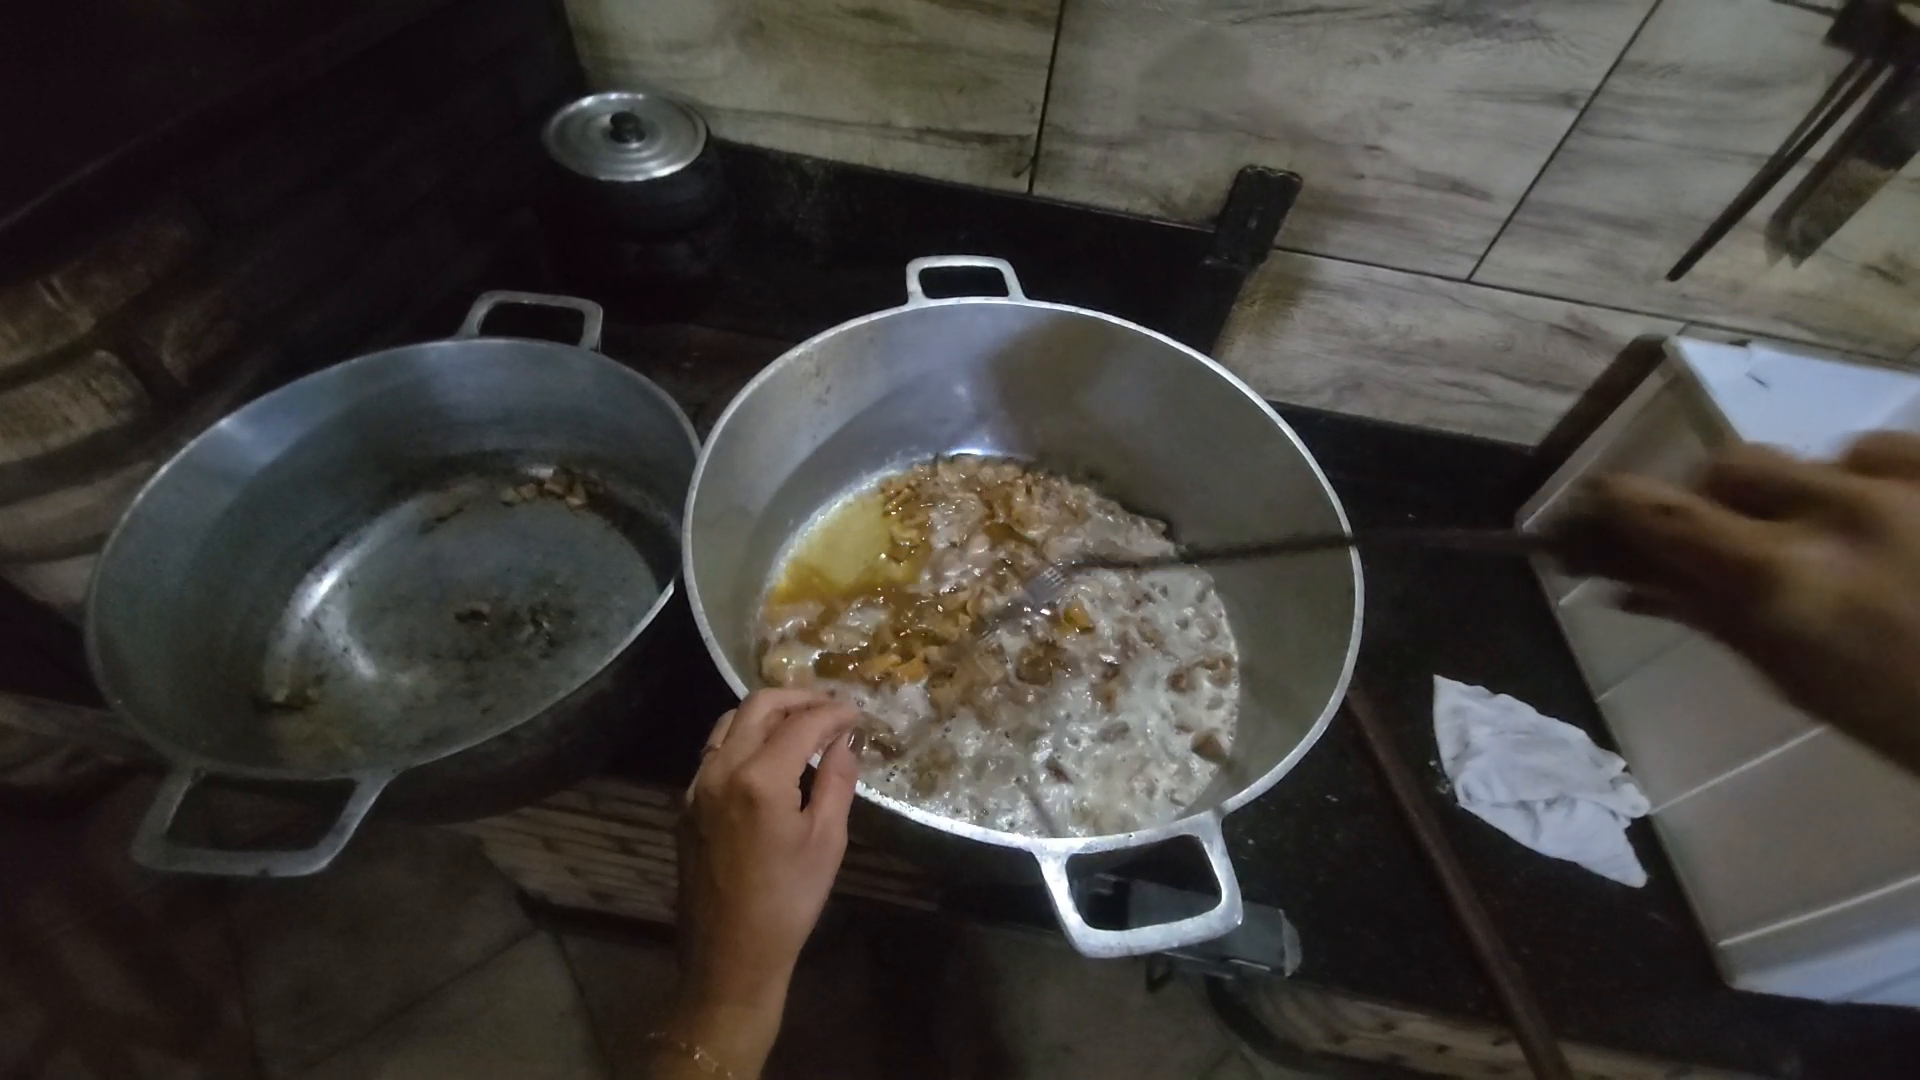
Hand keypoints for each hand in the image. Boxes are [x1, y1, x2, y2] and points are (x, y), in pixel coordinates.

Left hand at [652, 689, 861, 1079]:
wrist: (729, 956)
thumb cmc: (788, 901)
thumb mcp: (827, 840)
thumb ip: (837, 779)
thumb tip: (844, 741)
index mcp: (760, 778)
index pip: (803, 723)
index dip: (834, 712)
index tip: (857, 714)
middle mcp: (722, 769)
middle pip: (760, 705)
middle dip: (799, 698)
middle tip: (831, 708)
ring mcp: (697, 784)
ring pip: (731, 721)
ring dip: (768, 712)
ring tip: (801, 722)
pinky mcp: (687, 801)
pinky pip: (716, 748)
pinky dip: (745, 735)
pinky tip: (769, 752)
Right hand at [1582, 433, 1919, 774]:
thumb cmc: (1915, 721)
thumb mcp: (1797, 678)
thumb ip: (1709, 616)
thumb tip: (1627, 586)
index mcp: (1782, 575)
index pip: (1655, 511)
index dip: (1611, 502)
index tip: (1588, 506)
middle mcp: (1844, 514)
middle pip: (1730, 465)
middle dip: (1713, 498)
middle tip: (1725, 536)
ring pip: (1815, 454)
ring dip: (1801, 489)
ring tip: (1835, 533)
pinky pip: (1893, 450)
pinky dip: (1877, 476)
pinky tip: (1897, 517)